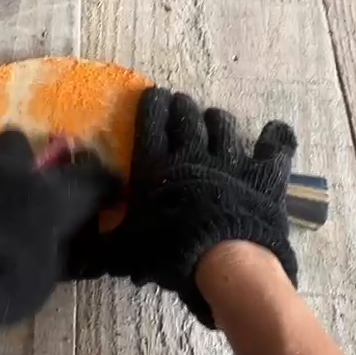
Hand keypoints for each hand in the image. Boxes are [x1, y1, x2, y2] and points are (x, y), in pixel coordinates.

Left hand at [0, 130, 118, 354]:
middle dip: (19, 162)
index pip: (90, 177)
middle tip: (14, 186)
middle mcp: (17, 168)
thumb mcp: (50, 271)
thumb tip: (69, 231)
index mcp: (52, 195)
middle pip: (21, 144)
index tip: (103, 190)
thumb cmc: (7, 287)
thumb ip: (61, 240)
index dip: (100, 183)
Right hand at [72, 88, 297, 326]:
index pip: (150, 122)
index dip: (152, 104)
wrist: (225, 261)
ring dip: (217, 119)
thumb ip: (106, 242)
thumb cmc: (169, 253)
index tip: (153, 94)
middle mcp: (191, 153)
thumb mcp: (126, 249)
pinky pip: (273, 148)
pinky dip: (276, 138)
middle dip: (182, 107)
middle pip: (186, 117)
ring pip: (224, 126)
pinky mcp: (262, 175)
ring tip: (215, 117)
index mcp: (156, 165)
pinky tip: (277, 131)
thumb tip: (78, 255)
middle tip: (181, 103)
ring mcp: (230, 161)